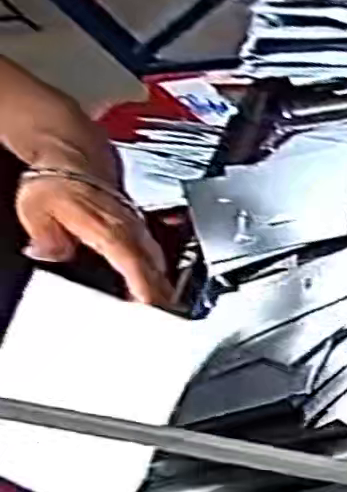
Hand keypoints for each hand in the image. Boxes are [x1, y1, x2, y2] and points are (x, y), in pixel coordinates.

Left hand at [16, 174, 170, 305]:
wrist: (76, 169)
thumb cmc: (60, 187)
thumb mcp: (38, 212)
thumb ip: (47, 238)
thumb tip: (48, 257)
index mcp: (116, 237)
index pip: (140, 273)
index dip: (149, 295)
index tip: (154, 313)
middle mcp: (138, 241)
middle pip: (158, 278)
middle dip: (162, 299)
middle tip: (163, 322)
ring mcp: (144, 241)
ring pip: (162, 273)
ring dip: (162, 291)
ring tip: (158, 309)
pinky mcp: (144, 240)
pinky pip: (157, 265)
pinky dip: (156, 279)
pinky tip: (149, 287)